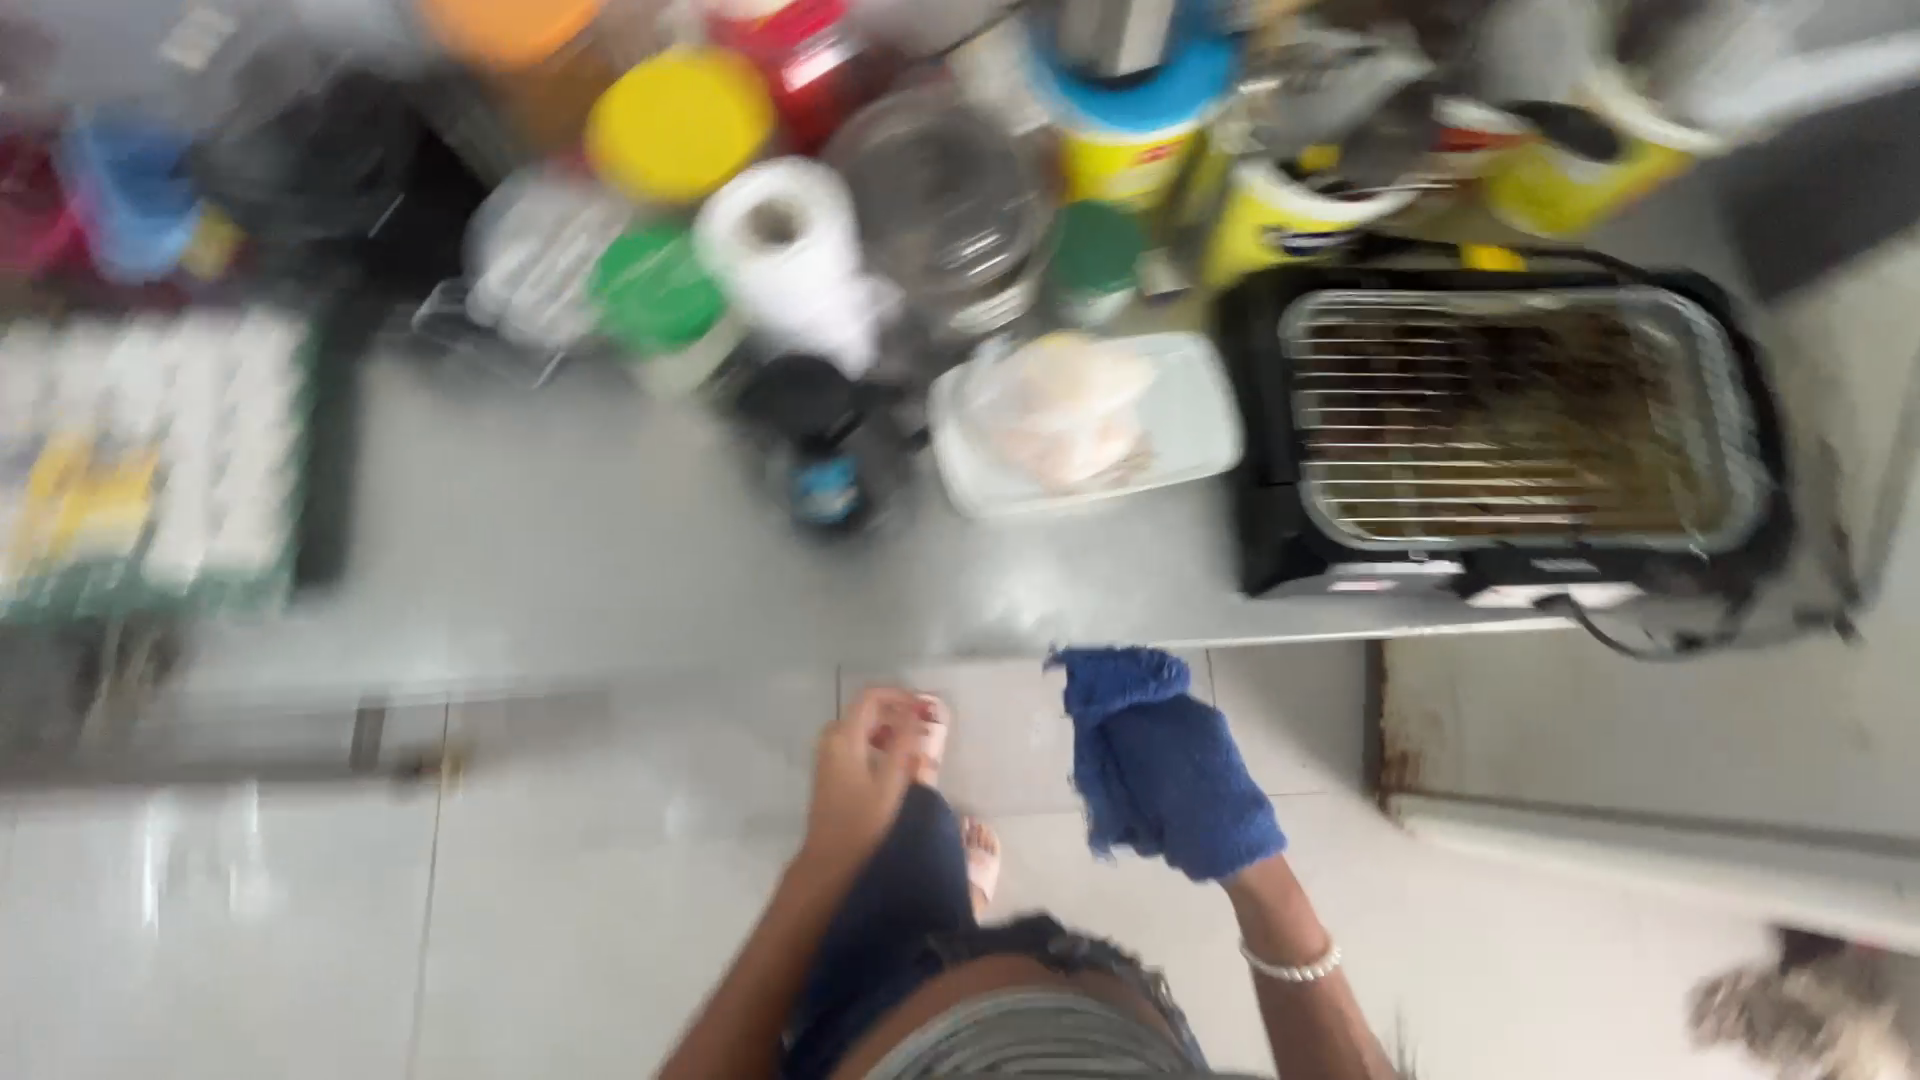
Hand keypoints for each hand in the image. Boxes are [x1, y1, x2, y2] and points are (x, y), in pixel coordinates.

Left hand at [798, 687, 921, 877]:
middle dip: (896, 714)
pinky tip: (895, 763)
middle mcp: (832, 740)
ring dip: (888, 729)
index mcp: (844, 738)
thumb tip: (916, 712)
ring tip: (914, 748)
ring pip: (861, 727)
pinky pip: (856, 742)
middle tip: (923, 729)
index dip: (898, 695)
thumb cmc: (861, 823)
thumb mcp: (890, 783)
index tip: (922, 707)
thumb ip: (903, 743)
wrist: (829, 860)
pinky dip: (877, 743)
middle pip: (866, 710)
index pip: (870, 697)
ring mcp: (828, 755)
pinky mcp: (831, 770)